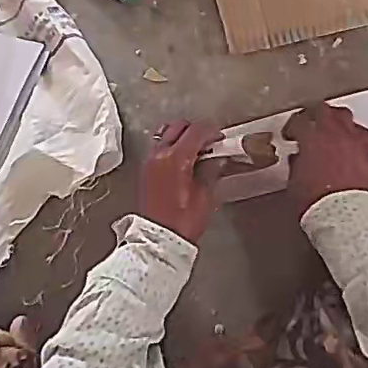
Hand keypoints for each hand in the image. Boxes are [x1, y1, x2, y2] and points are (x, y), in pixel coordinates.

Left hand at [138, 120, 227, 242]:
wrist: (158, 240)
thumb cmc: (181, 222)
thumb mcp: (205, 195)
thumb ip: (211, 170)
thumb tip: (216, 159)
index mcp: (175, 158)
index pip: (196, 131)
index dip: (212, 131)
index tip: (220, 137)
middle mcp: (159, 155)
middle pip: (179, 126)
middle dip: (197, 130)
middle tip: (211, 142)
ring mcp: (150, 162)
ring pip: (167, 134)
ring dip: (182, 137)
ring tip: (197, 151)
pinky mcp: (146, 171)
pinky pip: (160, 148)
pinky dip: (173, 147)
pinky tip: (184, 161)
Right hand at [284, 104, 367, 214]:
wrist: (342, 214)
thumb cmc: (316, 200)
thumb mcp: (295, 181)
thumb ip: (296, 163)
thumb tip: (298, 157)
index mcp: (310, 139)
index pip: (299, 122)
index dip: (292, 127)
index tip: (290, 134)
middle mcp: (332, 134)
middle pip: (323, 110)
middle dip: (314, 113)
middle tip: (309, 120)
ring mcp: (351, 140)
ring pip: (345, 115)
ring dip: (336, 118)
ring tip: (331, 125)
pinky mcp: (366, 151)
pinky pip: (361, 133)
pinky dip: (354, 134)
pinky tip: (350, 140)